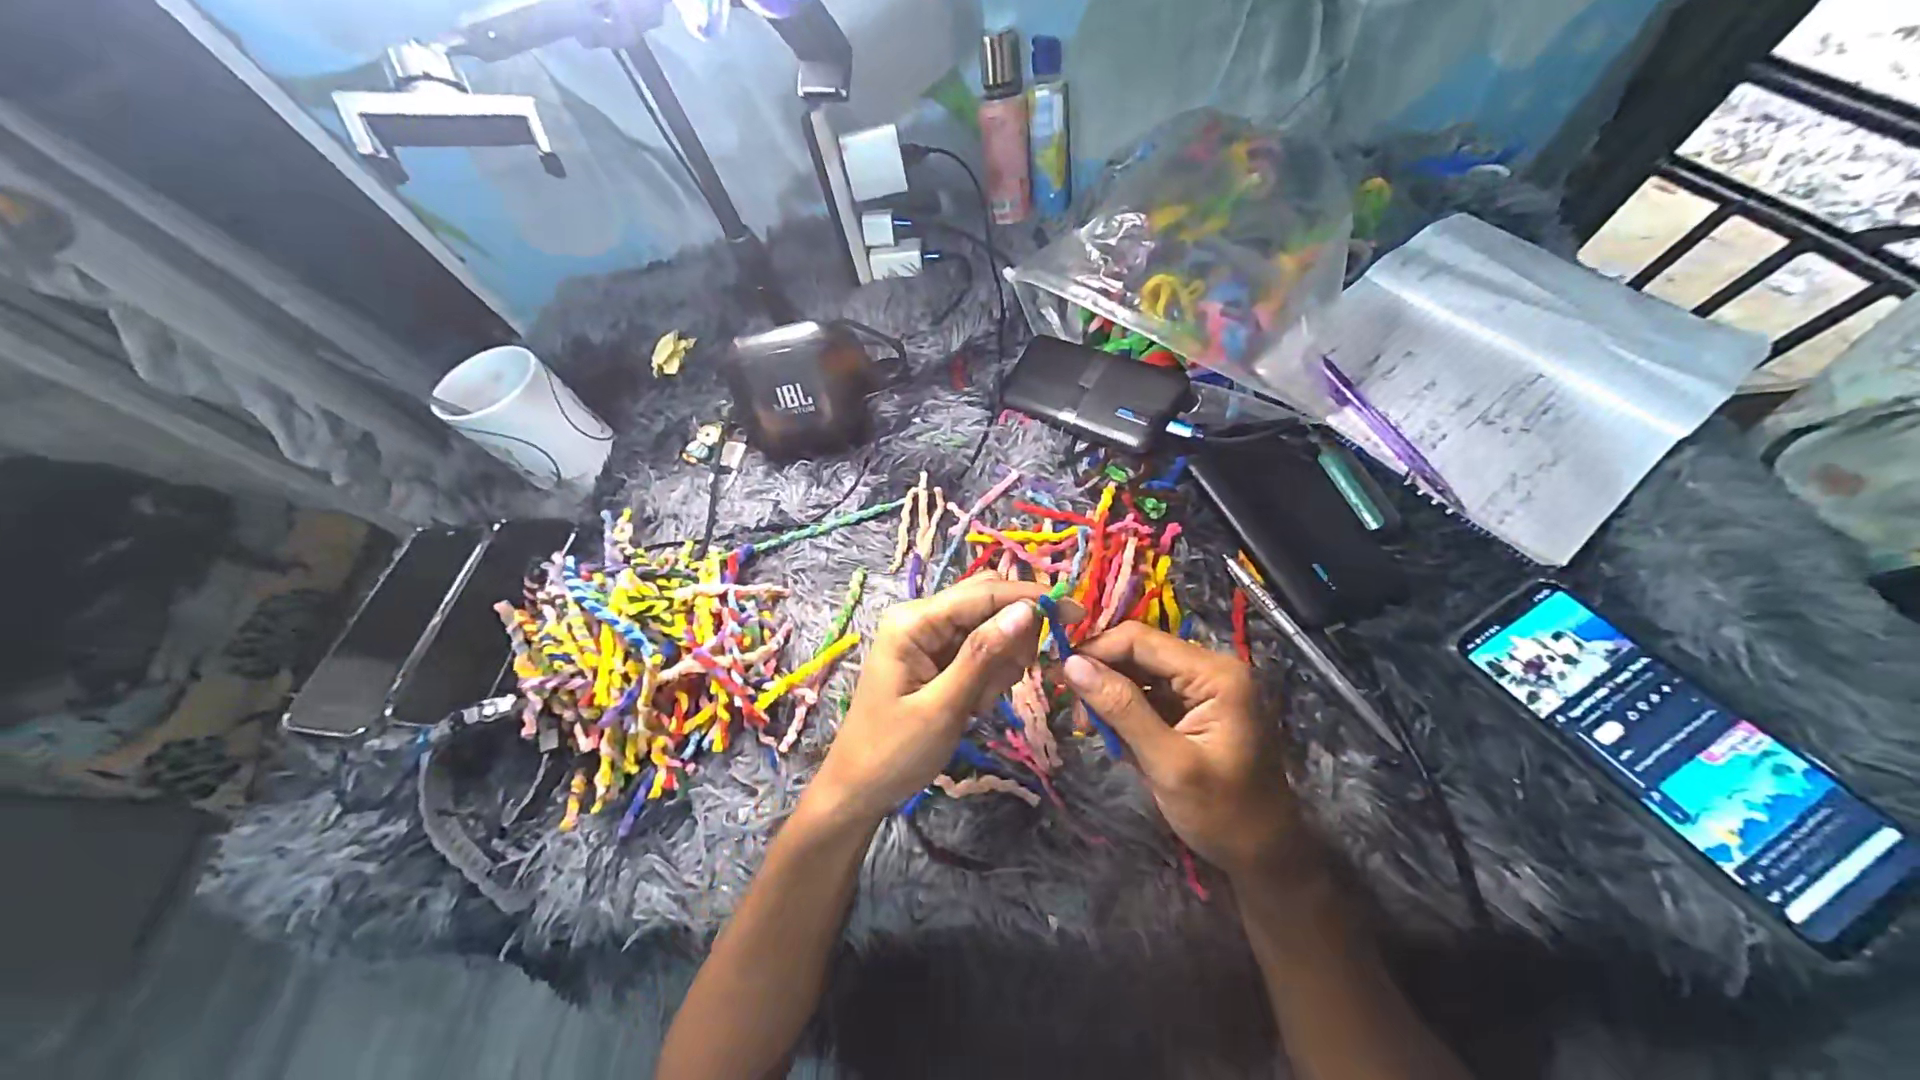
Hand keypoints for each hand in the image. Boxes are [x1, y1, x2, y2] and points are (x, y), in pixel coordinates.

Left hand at [810, 576, 1080, 821]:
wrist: (859, 788)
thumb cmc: (894, 751)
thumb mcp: (943, 706)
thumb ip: (983, 655)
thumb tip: (1025, 611)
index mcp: (913, 621)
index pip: (983, 593)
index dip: (1030, 599)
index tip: (1075, 612)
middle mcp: (921, 618)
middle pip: (988, 604)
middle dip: (1012, 638)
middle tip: (1014, 679)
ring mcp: (928, 637)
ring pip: (989, 629)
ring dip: (1000, 664)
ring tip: (978, 703)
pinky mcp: (937, 657)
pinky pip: (980, 651)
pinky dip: (989, 675)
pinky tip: (974, 704)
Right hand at [1063, 622, 1309, 878]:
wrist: (1266, 856)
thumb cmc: (1223, 814)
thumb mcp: (1168, 764)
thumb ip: (1122, 709)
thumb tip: (1072, 665)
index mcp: (1215, 674)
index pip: (1141, 639)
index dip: (1095, 651)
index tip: (1057, 675)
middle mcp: (1211, 668)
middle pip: (1139, 652)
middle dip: (1101, 675)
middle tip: (1072, 709)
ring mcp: (1204, 687)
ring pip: (1139, 672)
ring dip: (1110, 694)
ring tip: (1089, 727)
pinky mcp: (1194, 707)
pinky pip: (1149, 693)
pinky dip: (1125, 710)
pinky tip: (1114, 736)